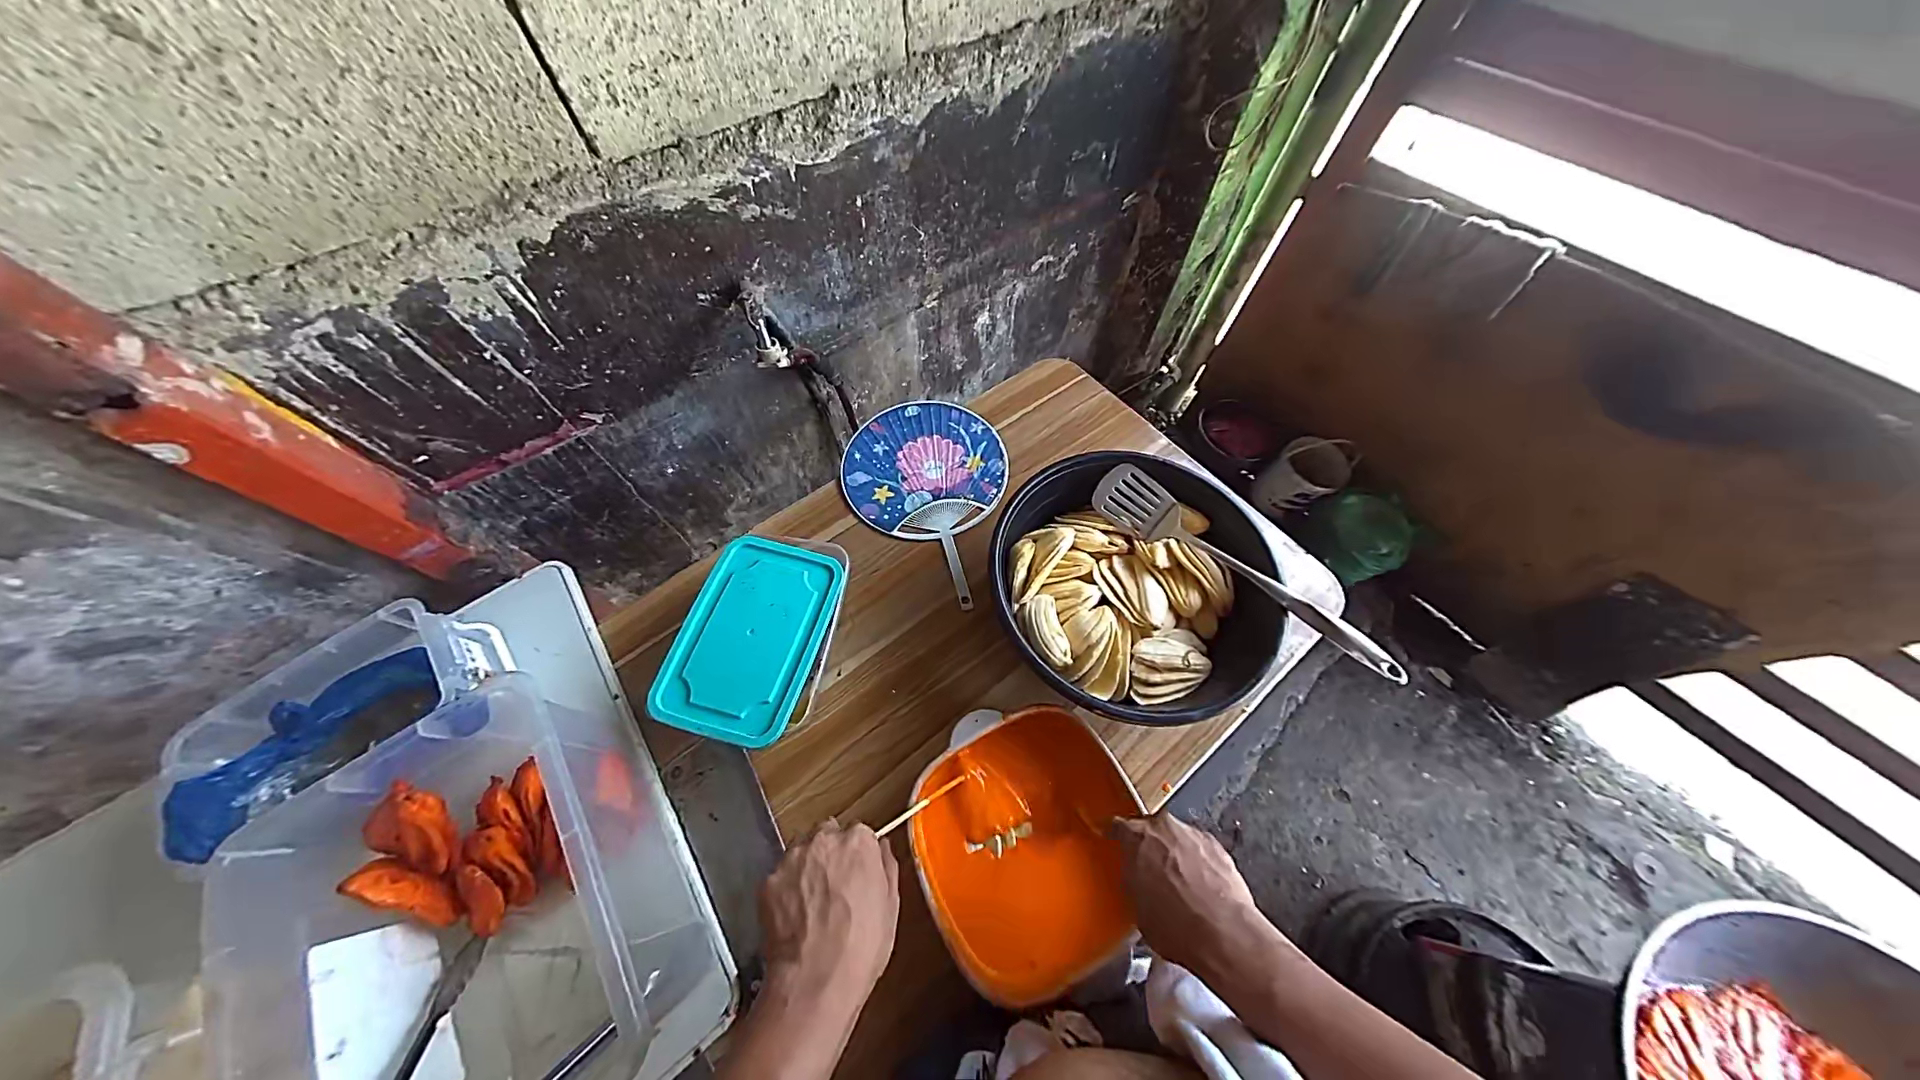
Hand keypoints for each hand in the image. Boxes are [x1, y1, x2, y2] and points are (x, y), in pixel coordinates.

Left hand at [761, 819, 900, 1001]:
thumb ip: (886, 866)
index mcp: (858, 842)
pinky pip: (780, 877)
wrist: (815, 982)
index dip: (858, 855)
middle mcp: (823, 841)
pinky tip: (795, 917)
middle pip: (827, 835)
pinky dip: (786, 891)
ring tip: (813, 904)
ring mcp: (793, 859)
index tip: (858, 872)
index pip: (859, 833)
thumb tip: (882, 849)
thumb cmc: (859, 948)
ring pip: (801, 852)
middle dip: (831, 854)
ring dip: (807, 868)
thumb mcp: (890, 906)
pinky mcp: (769, 881)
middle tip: (835, 887)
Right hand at [1112, 813, 1287, 977]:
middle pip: (1151, 830)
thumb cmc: (1177, 925)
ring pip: (1177, 838)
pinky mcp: (1217, 847)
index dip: (1117, 836)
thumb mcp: (1136, 907)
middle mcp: (1164, 828)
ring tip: (1181, 885)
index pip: (1119, 826)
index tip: (1115, 842)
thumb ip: (1132, 880)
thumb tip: (1137, 882)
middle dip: (1150, 847)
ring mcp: (1192, 834)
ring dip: (1176, 854)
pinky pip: (1200, 849)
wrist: (1224, 935)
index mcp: (1136, 837)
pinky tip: (1202, 888)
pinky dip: (1199, 862)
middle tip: (1151, 872)